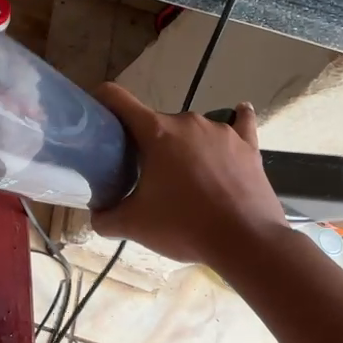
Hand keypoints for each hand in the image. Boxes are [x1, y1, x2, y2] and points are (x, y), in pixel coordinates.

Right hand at [90, 84, 286, 264]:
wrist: (248, 243)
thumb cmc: (185, 226)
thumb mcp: (135, 226)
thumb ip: (105, 218)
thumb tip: (95, 215)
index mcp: (155, 132)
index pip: (117, 98)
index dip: (102, 98)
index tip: (96, 112)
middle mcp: (186, 122)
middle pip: (155, 122)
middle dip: (147, 143)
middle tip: (145, 174)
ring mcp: (220, 132)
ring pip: (191, 130)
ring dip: (183, 145)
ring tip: (187, 177)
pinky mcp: (248, 146)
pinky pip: (240, 124)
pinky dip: (236, 121)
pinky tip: (238, 115)